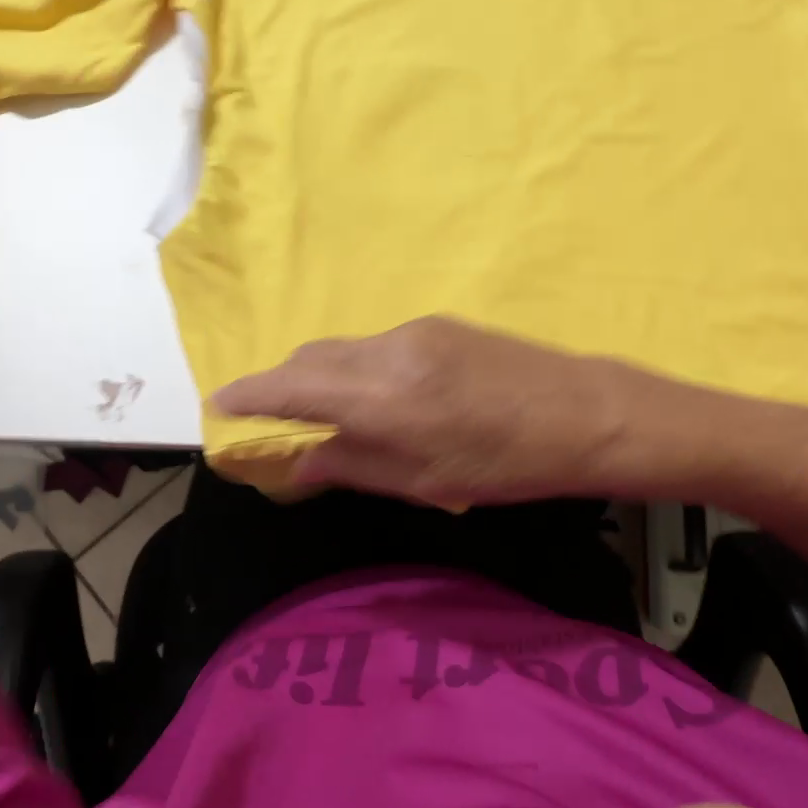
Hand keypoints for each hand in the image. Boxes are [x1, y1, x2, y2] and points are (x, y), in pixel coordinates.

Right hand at [212, 316, 700, 505]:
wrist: (587, 413)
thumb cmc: (505, 465)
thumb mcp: (423, 481)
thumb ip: (351, 465)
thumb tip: (297, 462)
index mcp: (382, 396)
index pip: (291, 387)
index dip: (248, 396)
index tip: (220, 407)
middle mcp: (388, 351)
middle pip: (309, 359)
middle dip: (280, 386)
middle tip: (274, 422)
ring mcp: (415, 331)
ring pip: (342, 349)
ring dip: (319, 377)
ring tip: (330, 416)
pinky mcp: (438, 325)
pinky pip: (374, 345)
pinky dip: (354, 369)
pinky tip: (379, 398)